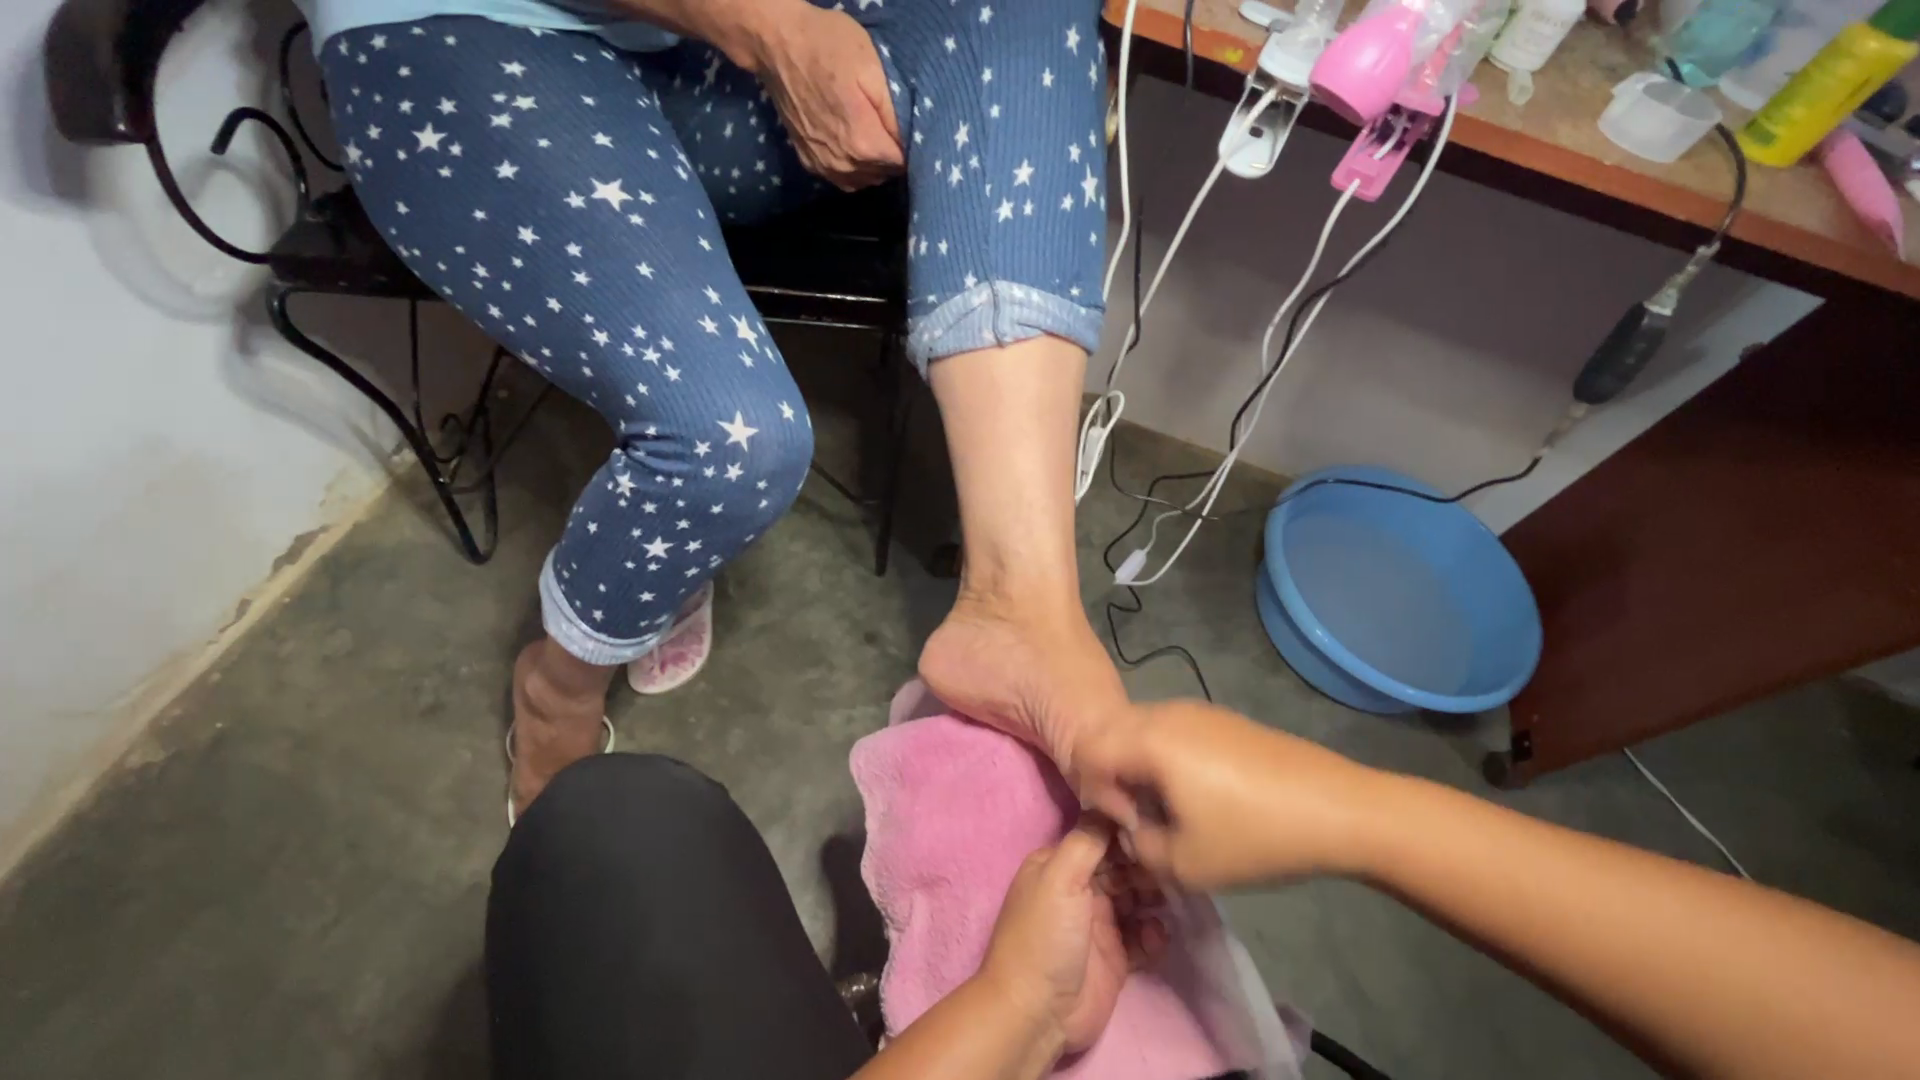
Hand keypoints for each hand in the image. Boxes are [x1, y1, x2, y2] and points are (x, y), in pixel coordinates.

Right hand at [738, 3, 901, 189]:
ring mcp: (825, 167)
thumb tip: (910, 142)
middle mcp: (845, 165)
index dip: (910, 147)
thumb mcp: (874, 70)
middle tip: (890, 126)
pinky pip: (843, 179)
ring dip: (874, 164)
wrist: (778, 44)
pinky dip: (854, 168)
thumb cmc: (829, 48)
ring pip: (865, 179)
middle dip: (892, 155)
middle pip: (884, 173)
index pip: (903, 163)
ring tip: (874, 134)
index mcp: (864, 144)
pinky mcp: (809, 162)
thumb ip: (895, 113)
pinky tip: (853, 145)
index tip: (909, 129)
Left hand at [980, 817, 1168, 1053]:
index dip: (1126, 833)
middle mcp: (1078, 890)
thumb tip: (1110, 804)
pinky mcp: (1116, 958)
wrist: (1037, 1012)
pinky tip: (1157, 934)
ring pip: (1136, 899)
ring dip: (1154, 896)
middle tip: (1170, 867)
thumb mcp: (1060, 876)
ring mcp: (1098, 924)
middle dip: (1145, 865)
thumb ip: (1087, 840)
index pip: (1098, 837)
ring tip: (1170, 897)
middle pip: (1121, 866)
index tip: (1157, 829)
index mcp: (1058, 865)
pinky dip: (1154, 933)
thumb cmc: (1044, 934)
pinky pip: (1143, 937)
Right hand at [1074, 701, 1382, 890]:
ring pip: (1142, 732)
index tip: (1129, 827)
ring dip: (1140, 769)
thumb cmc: (1255, 837)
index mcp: (1149, 738)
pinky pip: (1172, 732)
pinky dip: (1167, 760)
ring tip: (1171, 810)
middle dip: (1114, 778)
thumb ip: (1137, 847)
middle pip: (1111, 735)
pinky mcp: (1224, 719)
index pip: (1087, 751)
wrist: (1341, 810)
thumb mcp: (1183, 863)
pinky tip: (1202, 796)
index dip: (1094, 793)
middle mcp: (1167, 712)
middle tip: (1142, 819)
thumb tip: (1133, 828)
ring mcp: (1198, 711)